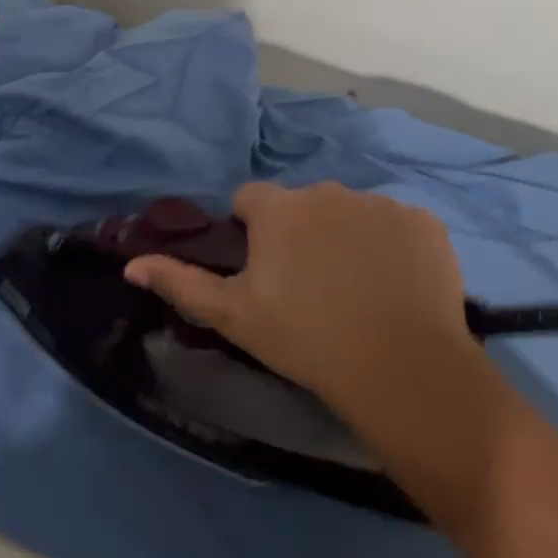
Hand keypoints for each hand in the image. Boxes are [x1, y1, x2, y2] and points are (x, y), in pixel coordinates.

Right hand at [124, 182, 479, 405]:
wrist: (398, 365)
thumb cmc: (303, 338)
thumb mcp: (232, 316)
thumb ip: (180, 282)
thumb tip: (132, 265)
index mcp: (280, 209)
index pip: (249, 198)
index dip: (249, 229)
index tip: (259, 268)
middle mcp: (330, 192)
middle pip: (302, 205)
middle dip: (298, 233)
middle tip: (305, 287)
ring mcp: (382, 205)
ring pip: (349, 214)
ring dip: (343, 237)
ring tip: (352, 290)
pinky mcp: (425, 223)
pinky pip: (394, 226)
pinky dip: (388, 248)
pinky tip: (391, 287)